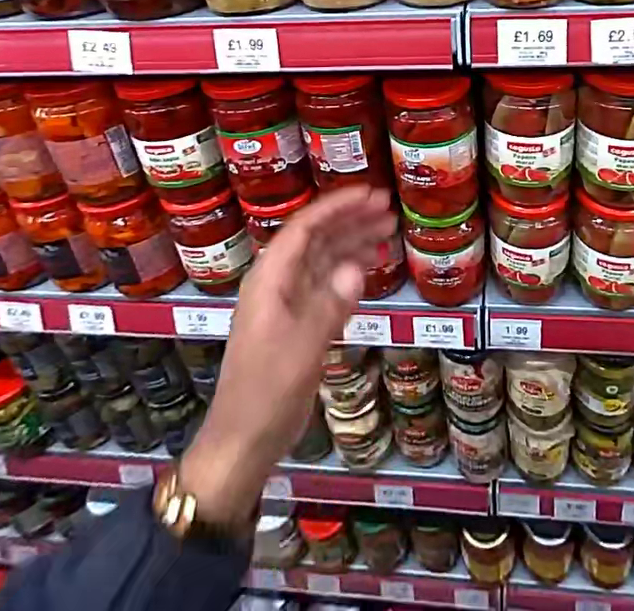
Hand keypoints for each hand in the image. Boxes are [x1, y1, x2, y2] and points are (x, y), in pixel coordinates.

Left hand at [176, 184, 396, 524]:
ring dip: (353, 243)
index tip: (370, 194)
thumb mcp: (301, 349)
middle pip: (317, 239)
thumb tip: (357, 268)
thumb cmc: (266, 392)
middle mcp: (278, 284)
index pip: (305, 228)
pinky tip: (369, 267)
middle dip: (350, 220)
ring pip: (324, 261)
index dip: (337, 207)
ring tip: (388, 231)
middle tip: (389, 209)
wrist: (244, 439)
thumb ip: (329, 306)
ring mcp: (289, 304)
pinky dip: (348, 273)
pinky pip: (326, 286)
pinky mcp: (299, 324)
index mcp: (270, 280)